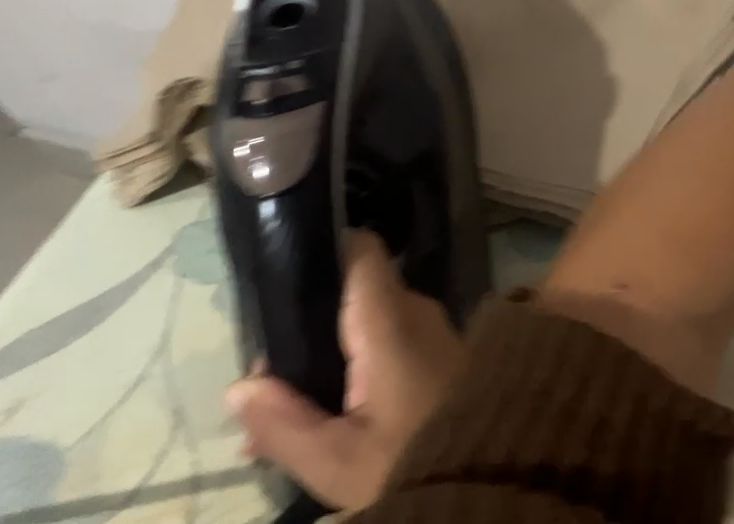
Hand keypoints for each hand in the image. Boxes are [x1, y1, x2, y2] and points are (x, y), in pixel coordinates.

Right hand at [225, 231, 464, 509]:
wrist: (493, 480)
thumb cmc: (411, 462)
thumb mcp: (336, 460)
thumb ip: (283, 422)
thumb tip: (240, 386)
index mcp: (390, 319)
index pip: (361, 252)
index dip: (322, 252)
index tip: (280, 281)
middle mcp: (417, 312)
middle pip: (353, 294)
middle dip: (306, 330)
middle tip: (264, 384)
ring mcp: (434, 333)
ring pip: (368, 325)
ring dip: (327, 358)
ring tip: (280, 416)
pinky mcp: (441, 357)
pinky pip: (390, 347)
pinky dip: (356, 371)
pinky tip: (325, 418)